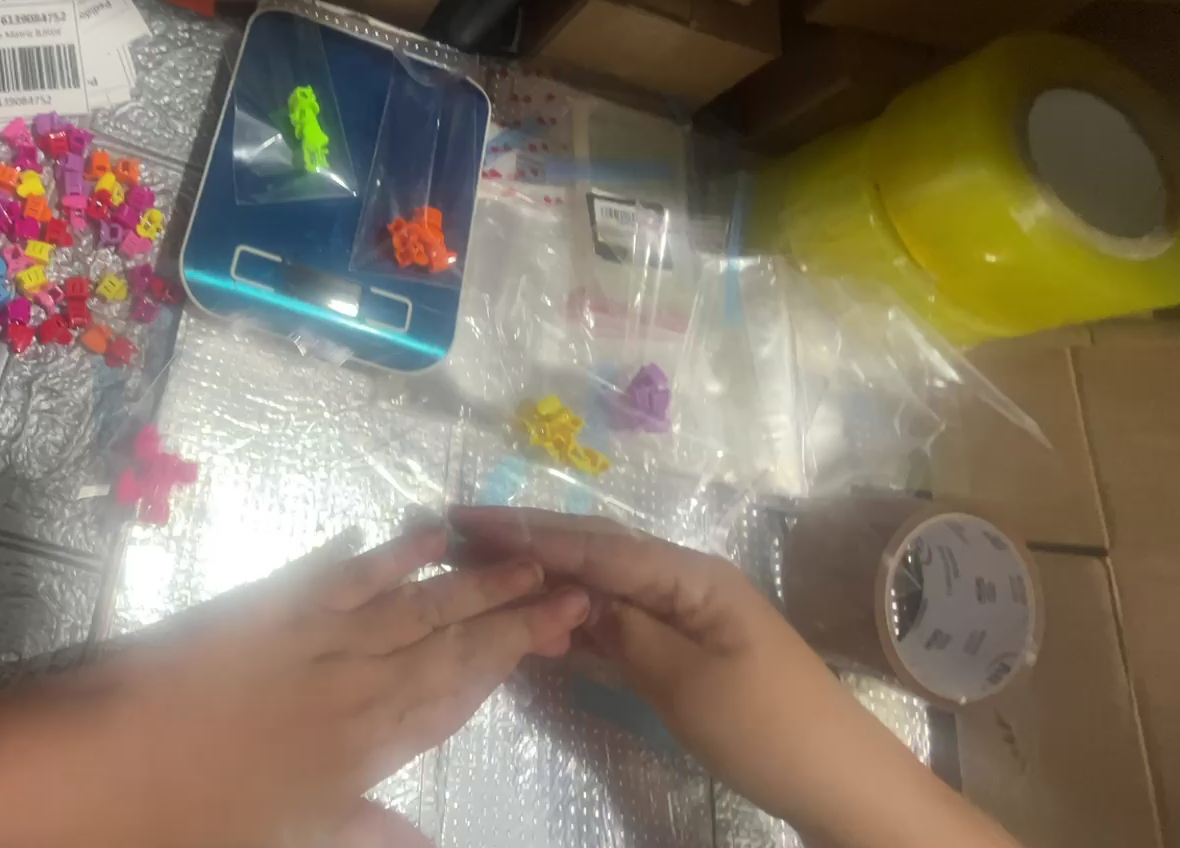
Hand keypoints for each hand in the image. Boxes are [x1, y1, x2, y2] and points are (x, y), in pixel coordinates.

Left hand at [0, 524, 590, 847]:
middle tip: (560, 575)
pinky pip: (322, 573)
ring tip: (502, 546)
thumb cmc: (191, 814)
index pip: (453, 692)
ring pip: (395, 598)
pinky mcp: (260, 604)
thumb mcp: (282, 835)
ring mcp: (302, 634)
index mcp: (358, 744)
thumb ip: (359, 826)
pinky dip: (360, 553)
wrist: (100, 760)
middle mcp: (345, 679)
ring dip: (451, 573)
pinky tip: (390, 530)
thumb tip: (428, 843)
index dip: (509, 658)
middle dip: (504, 608)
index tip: (558, 623)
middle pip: (440, 637)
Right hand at [447, 507, 1019, 847]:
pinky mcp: (675, 642)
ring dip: (544, 574)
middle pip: (591, 548)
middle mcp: (680, 577)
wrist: (849, 792)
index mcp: (689, 573)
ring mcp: (678, 609)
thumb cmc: (770, 731)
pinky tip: (535, 617)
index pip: (593, 543)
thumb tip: (566, 591)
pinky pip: (612, 617)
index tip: (469, 520)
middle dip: (527, 539)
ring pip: (596, 580)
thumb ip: (620, 624)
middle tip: (462, 529)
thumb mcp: (686, 679)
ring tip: (484, 565)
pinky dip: (572, 616)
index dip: (528, 532)